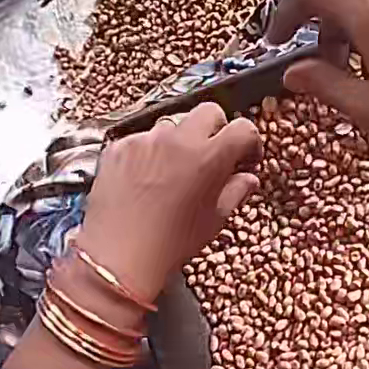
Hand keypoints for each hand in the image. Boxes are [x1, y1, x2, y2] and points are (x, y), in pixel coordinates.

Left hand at [76, 102, 260, 302]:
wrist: (119, 256)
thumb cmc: (171, 243)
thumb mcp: (214, 220)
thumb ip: (236, 192)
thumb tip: (247, 178)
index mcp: (209, 156)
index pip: (243, 129)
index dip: (250, 142)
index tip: (246, 157)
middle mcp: (178, 140)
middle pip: (208, 113)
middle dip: (216, 129)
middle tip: (213, 156)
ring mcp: (145, 140)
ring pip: (172, 125)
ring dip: (181, 141)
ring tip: (176, 171)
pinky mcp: (119, 147)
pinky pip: (142, 139)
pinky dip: (150, 153)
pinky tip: (147, 179)